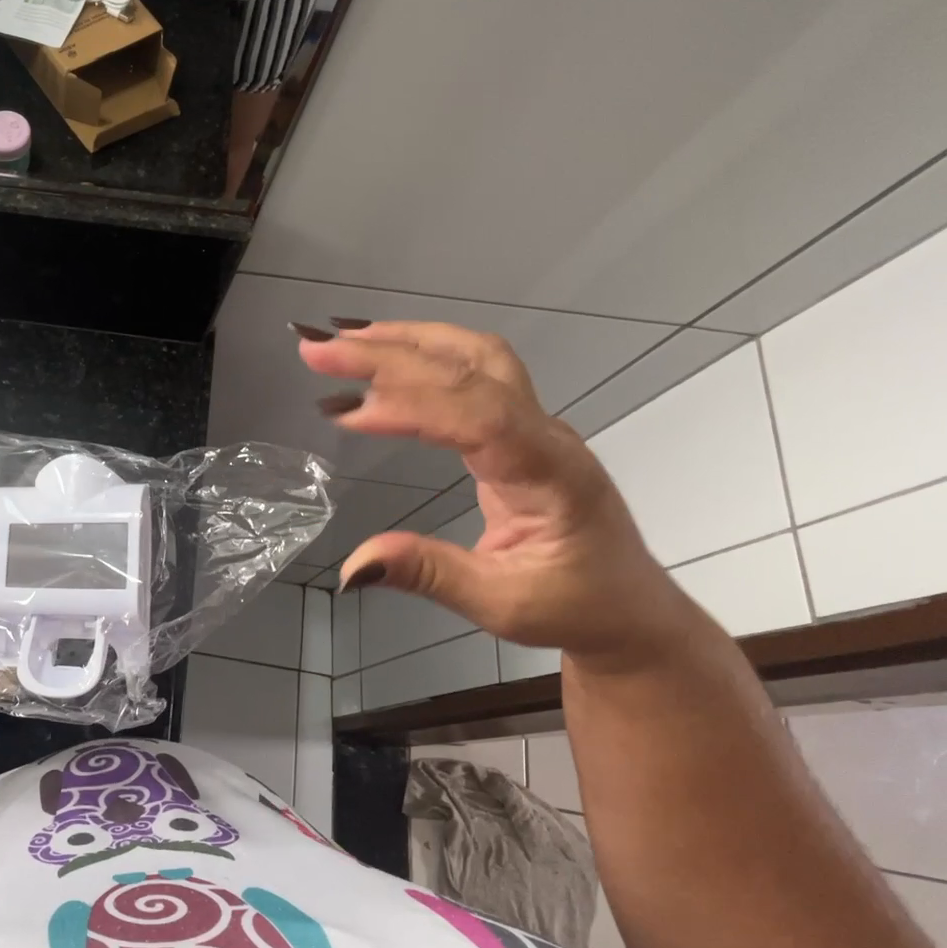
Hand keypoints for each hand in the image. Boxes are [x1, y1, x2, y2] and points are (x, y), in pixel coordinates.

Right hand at [296, 320, 695, 667]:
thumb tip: (352, 565)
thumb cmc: (575, 608)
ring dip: (408, 340)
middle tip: (317, 349)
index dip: (409, 406)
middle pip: (470, 368)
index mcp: (550, 474)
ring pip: (475, 357)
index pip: (477, 418)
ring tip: (343, 339)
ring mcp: (535, 426)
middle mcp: (545, 434)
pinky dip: (422, 355)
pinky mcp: (518, 430)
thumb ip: (429, 575)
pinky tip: (382, 358)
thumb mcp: (500, 604)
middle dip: (389, 353)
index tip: (342, 411)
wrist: (629, 608)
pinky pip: (472, 374)